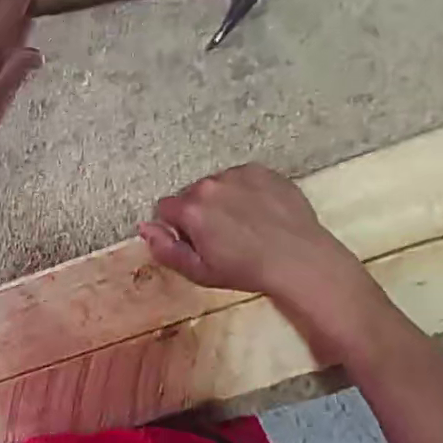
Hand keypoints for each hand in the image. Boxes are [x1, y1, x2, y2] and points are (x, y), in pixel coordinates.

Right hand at [137, 164, 369, 307]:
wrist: (299, 258)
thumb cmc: (246, 271)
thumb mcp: (200, 272)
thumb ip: (165, 248)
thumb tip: (144, 227)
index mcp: (190, 209)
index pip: (165, 207)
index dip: (178, 226)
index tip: (196, 241)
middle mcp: (209, 184)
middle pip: (192, 194)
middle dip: (200, 211)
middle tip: (223, 236)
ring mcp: (237, 174)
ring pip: (218, 185)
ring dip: (223, 200)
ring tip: (246, 224)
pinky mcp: (261, 170)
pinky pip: (243, 178)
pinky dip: (246, 191)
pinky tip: (261, 212)